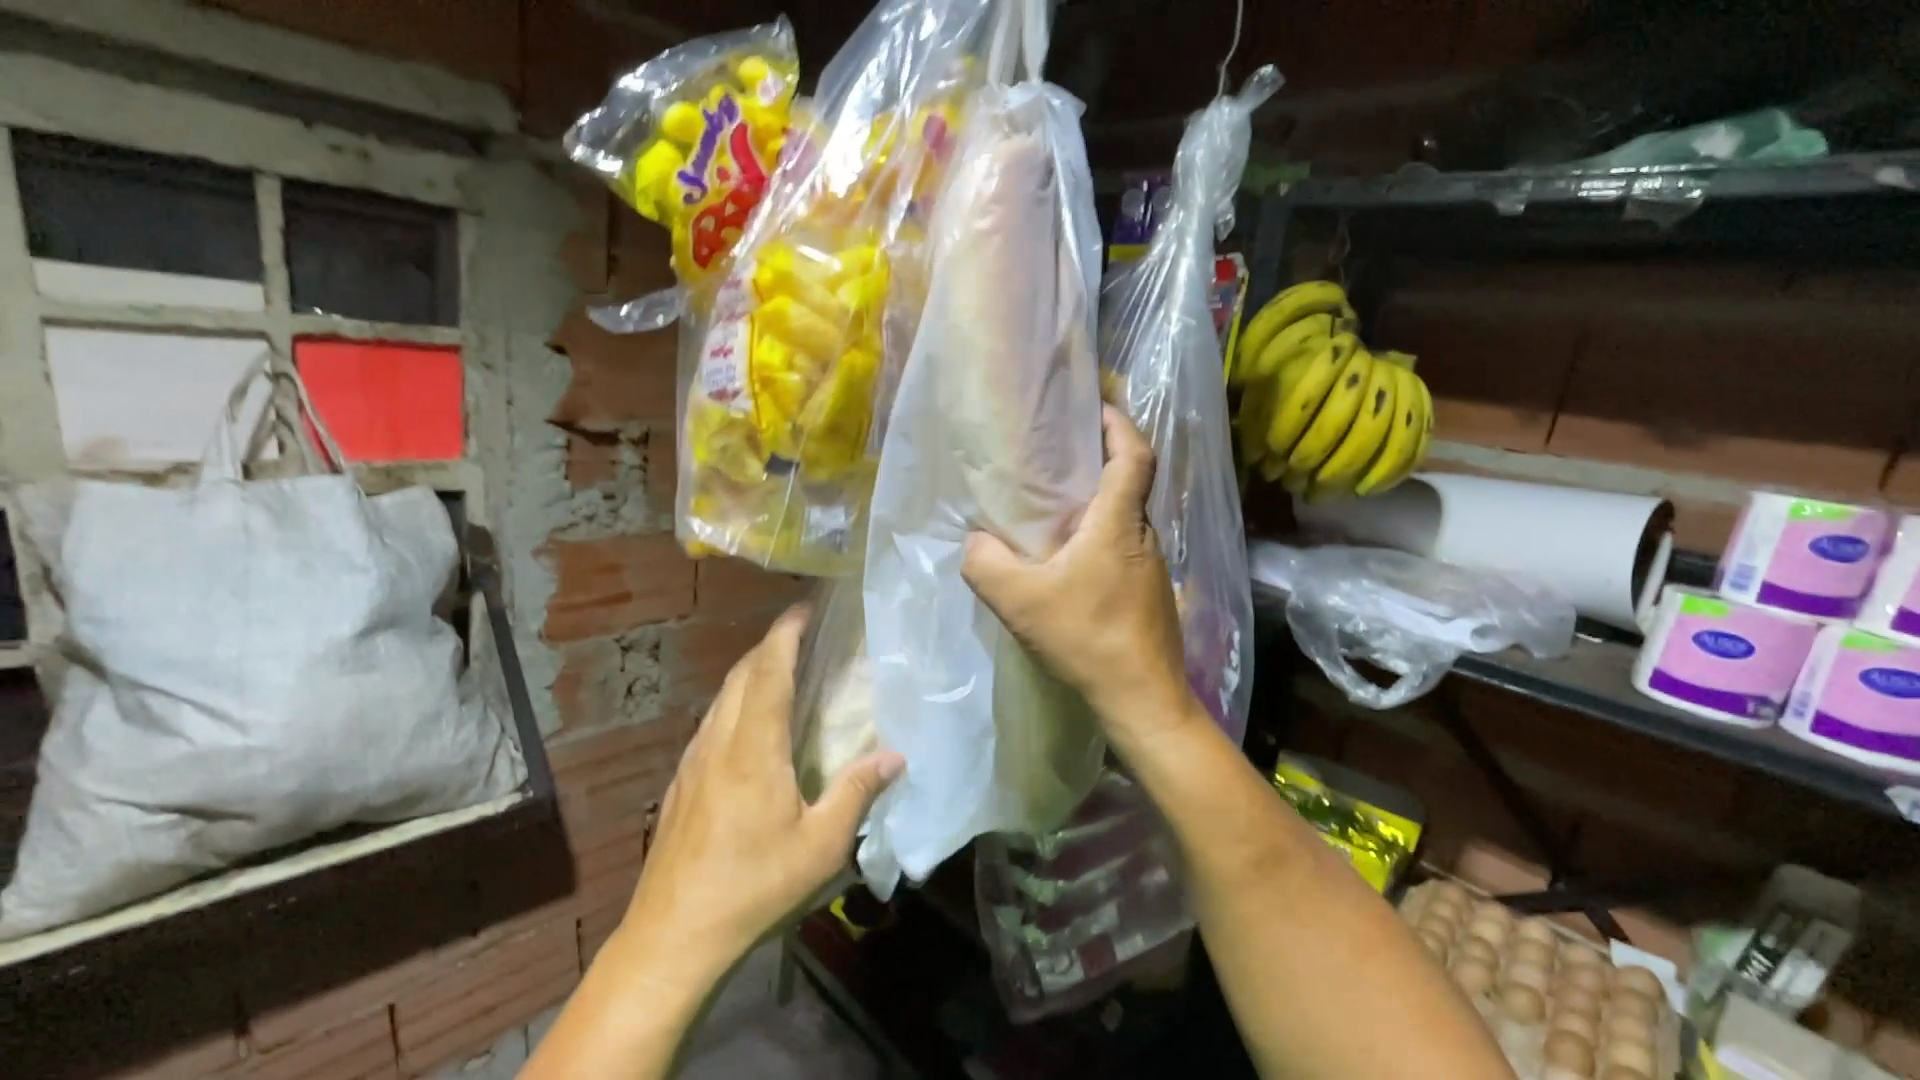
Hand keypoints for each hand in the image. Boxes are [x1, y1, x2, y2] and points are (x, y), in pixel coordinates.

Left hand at [620, 607, 903, 982]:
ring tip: (780, 671)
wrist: (673, 935)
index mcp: (753, 748)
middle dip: (768, 647)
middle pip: (739, 677)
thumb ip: (856, 792)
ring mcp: (692, 764)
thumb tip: (895, 755)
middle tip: (801, 634)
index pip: (768, 672)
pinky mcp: (680, 787)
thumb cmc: (754, 886)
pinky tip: (748, 729)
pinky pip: (710, 726)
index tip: (804, 609)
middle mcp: (717, 744)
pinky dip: (734, 706)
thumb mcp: (820, 844)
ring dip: (749, 675)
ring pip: (720, 700)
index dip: (785, 635)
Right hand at [961, 406, 1196, 752]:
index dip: (1119, 423)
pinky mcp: (1151, 595)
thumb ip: (986, 563)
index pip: (1134, 454)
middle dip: (1101, 460)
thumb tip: (975, 541)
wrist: (1143, 698)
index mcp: (1118, 523)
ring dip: (1097, 506)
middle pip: (1130, 483)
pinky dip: (1099, 540)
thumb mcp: (1019, 600)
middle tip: (1059, 454)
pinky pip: (1123, 550)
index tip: (1096, 404)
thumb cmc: (1087, 638)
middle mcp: (1143, 536)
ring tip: (1055, 510)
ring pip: (1125, 521)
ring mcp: (1151, 568)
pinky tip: (1069, 565)